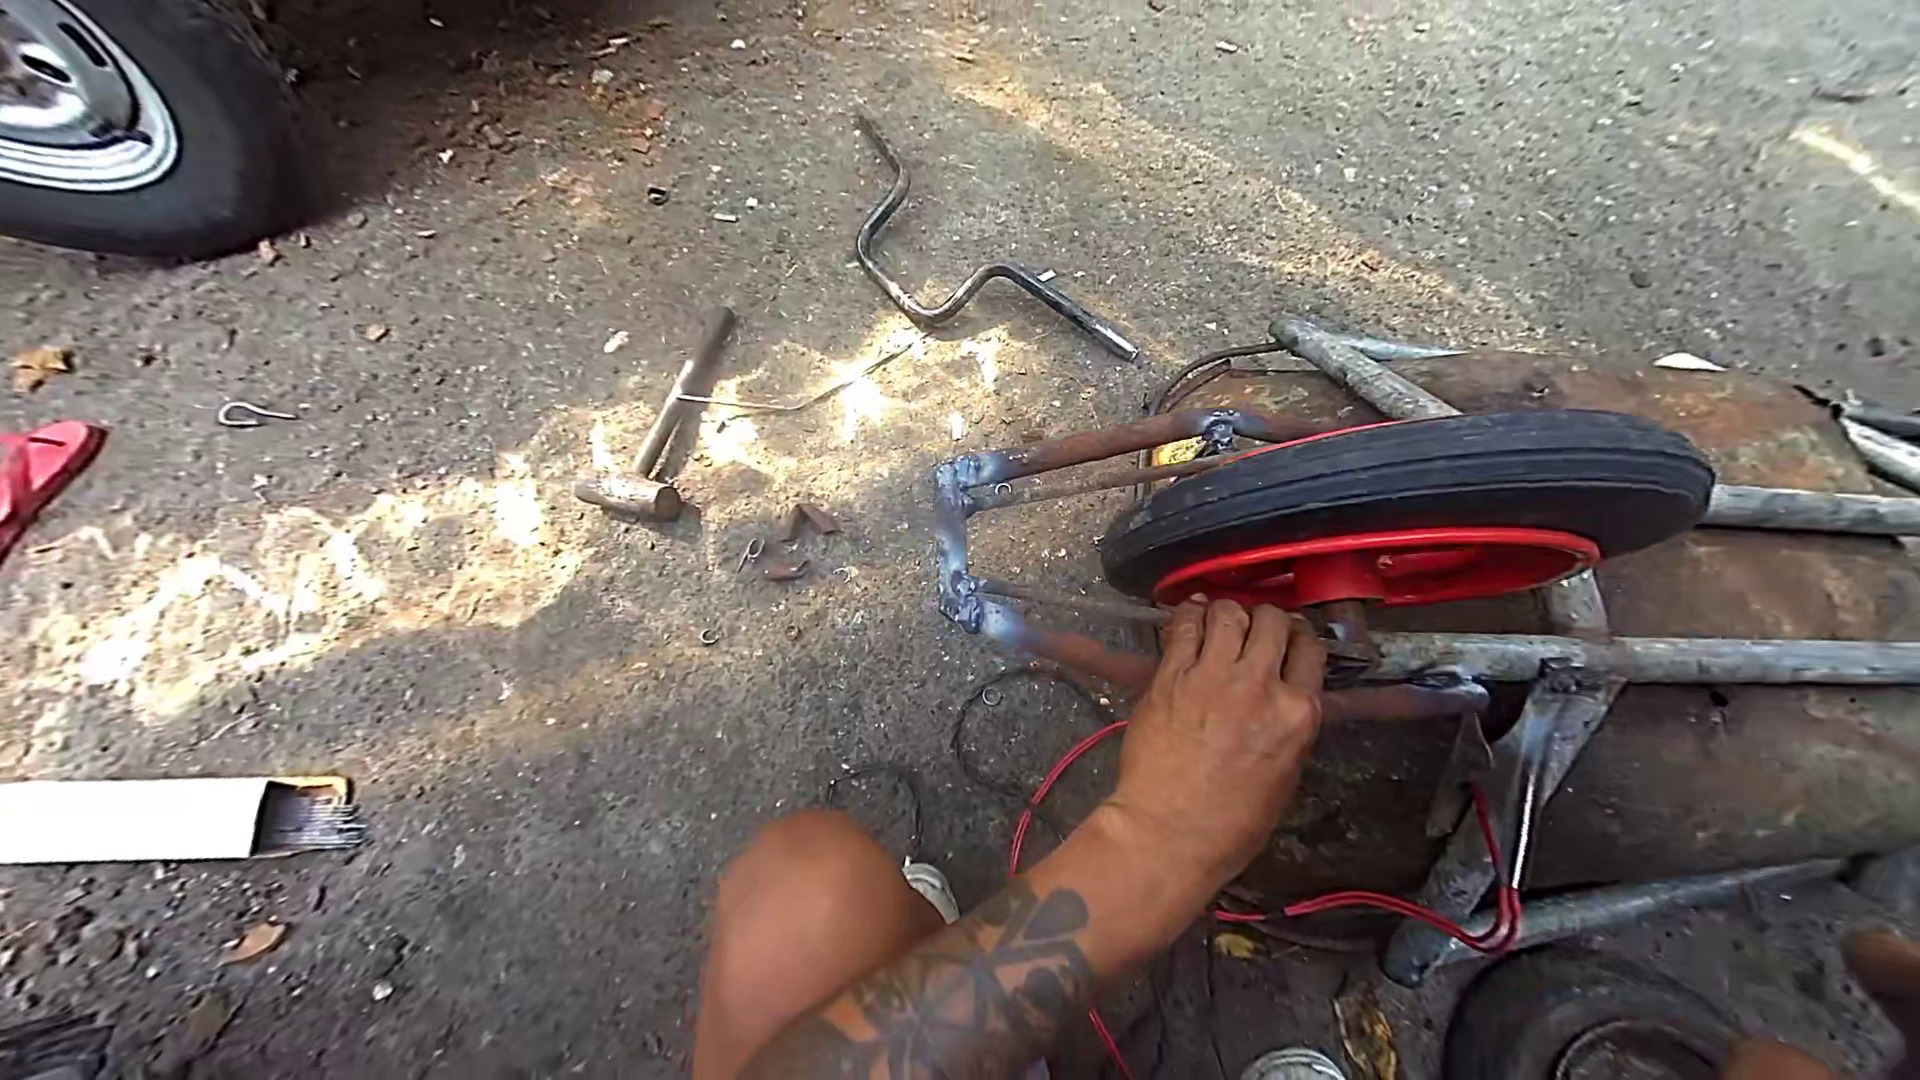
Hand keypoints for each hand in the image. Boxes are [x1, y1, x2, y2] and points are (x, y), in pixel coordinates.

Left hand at [1105, 596, 1326, 888]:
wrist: (1170, 828)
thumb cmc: (1232, 818)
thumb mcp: (1285, 771)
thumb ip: (1288, 722)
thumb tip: (1282, 691)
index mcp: (1298, 714)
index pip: (1309, 650)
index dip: (1298, 636)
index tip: (1286, 636)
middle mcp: (1259, 685)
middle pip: (1271, 622)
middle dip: (1264, 618)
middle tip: (1251, 626)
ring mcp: (1211, 676)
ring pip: (1228, 614)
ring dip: (1226, 611)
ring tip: (1219, 618)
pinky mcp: (1171, 675)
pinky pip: (1183, 627)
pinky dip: (1189, 613)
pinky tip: (1190, 612)